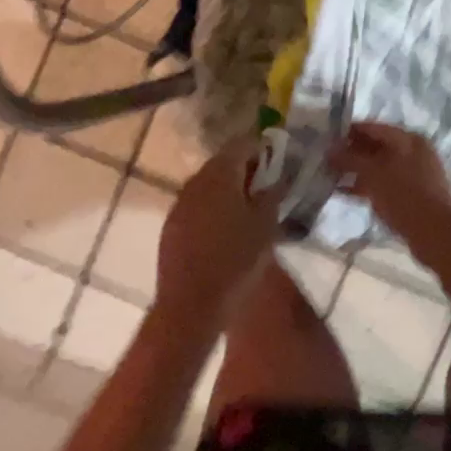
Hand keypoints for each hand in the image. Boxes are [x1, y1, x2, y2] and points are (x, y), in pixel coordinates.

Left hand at [156, 137, 278, 328]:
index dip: (262, 148)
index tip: (278, 161)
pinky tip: (225, 231)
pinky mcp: (171, 227)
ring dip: (228, 191)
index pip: (242, 144)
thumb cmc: (236, 262)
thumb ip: (273, 195)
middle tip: (268, 188)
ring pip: (208, 186)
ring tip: (249, 211)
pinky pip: (196, 207)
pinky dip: (212, 209)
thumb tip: (279, 176)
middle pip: (223, 163)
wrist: (190, 306)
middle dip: (245, 170)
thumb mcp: (266, 227)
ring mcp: (179, 204)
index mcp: (220, 174)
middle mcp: (195, 181)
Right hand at [326, 122, 450, 245]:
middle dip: (351, 153)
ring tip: (330, 176)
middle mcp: (414, 152)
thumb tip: (329, 149)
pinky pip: (385, 183)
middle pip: (376, 147)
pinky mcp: (413, 194)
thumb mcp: (373, 174)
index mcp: (408, 139)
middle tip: (326, 159)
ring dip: (356, 171)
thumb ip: (350, 159)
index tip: (327, 138)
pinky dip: (366, 185)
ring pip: (380, 167)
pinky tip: (344, 192)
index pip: (373, 127)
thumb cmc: (404, 196)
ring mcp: (415, 174)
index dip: (348, 131)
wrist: (435, 235)